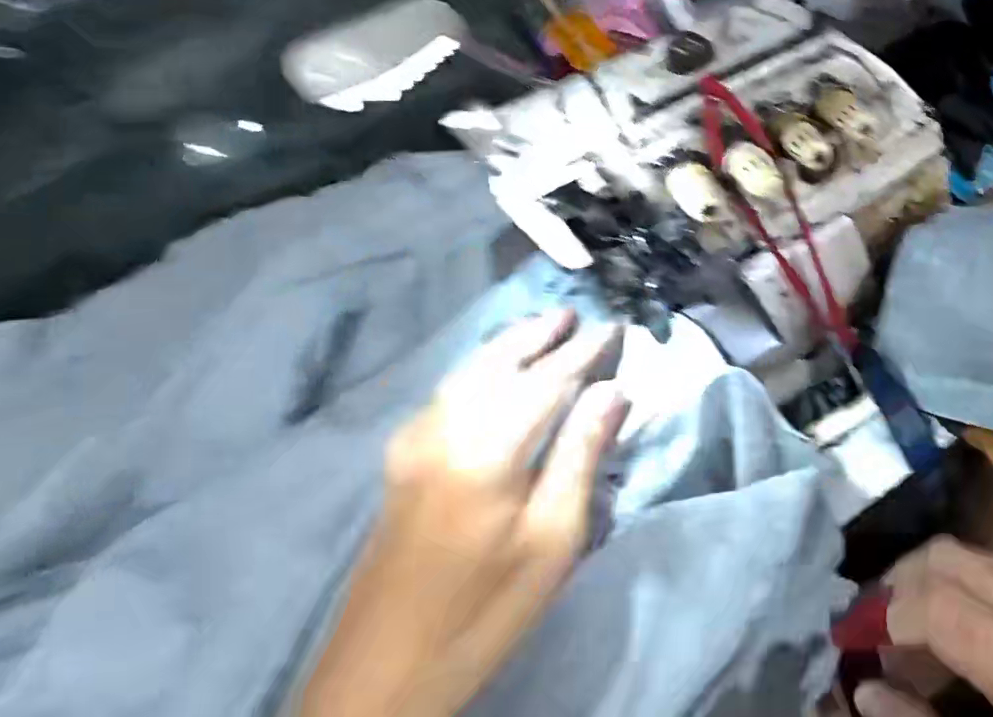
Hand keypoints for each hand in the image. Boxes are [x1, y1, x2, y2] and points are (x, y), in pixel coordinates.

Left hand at [298, 312, 628, 716]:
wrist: (378, 679)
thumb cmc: (485, 610)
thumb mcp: (553, 540)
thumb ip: (582, 455)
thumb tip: (614, 390)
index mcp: (487, 453)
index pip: (548, 381)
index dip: (584, 352)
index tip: (614, 327)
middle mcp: (445, 435)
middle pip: (498, 365)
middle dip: (538, 336)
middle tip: (573, 312)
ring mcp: (415, 448)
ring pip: (467, 374)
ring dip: (506, 346)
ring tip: (539, 327)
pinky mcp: (400, 466)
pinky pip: (445, 394)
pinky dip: (477, 368)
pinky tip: (489, 371)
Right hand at [854, 538, 992, 716]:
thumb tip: (865, 689)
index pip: (938, 605)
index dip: (882, 617)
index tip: (847, 640)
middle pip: (944, 558)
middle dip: (894, 585)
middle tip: (869, 631)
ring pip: (960, 554)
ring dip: (919, 582)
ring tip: (901, 634)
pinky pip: (984, 568)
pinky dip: (949, 585)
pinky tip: (943, 629)